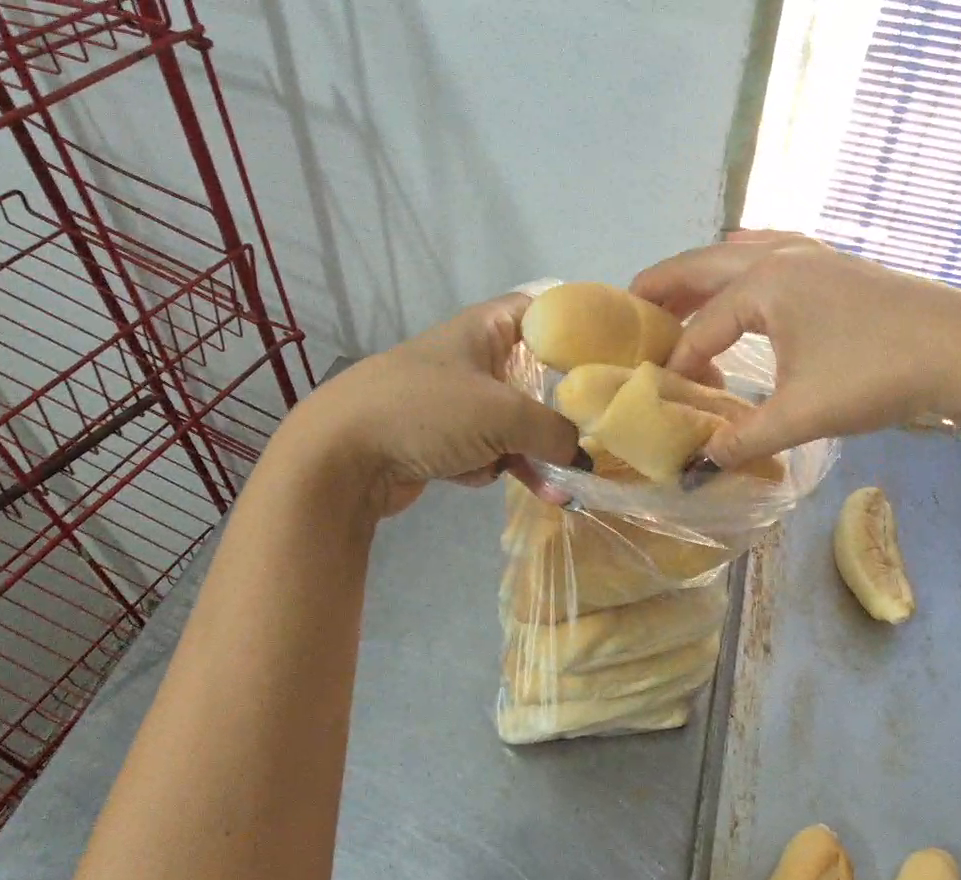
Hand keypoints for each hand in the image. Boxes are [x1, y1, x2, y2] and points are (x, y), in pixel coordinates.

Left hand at [282, 293, 579, 517]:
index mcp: (486, 327)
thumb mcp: (503, 414)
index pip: (547, 310)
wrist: (341, 455)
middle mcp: (473, 358)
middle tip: (597, 433)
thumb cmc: (426, 411)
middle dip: (564, 410)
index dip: (583, 328)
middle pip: (537, 376)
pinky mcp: (441, 441)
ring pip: (515, 423)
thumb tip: (584, 457)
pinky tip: (488, 479)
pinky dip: (494, 466)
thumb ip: (555, 432)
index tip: (619, 358)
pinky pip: (488, 451)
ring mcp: (455, 401)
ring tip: (559, 488)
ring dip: (532, 453)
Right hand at [629, 231, 960, 465]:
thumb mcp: (802, 414)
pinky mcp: (838, 268)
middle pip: (705, 266)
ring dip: (705, 274)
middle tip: (629, 303)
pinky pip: (773, 253)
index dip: (680, 363)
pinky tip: (748, 274)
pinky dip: (745, 265)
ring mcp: (814, 256)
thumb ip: (743, 439)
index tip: (665, 395)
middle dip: (665, 286)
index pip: (703, 327)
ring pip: (741, 256)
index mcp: (764, 285)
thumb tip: (701, 467)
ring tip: (679, 294)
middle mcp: (781, 258)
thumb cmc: (876, 375)